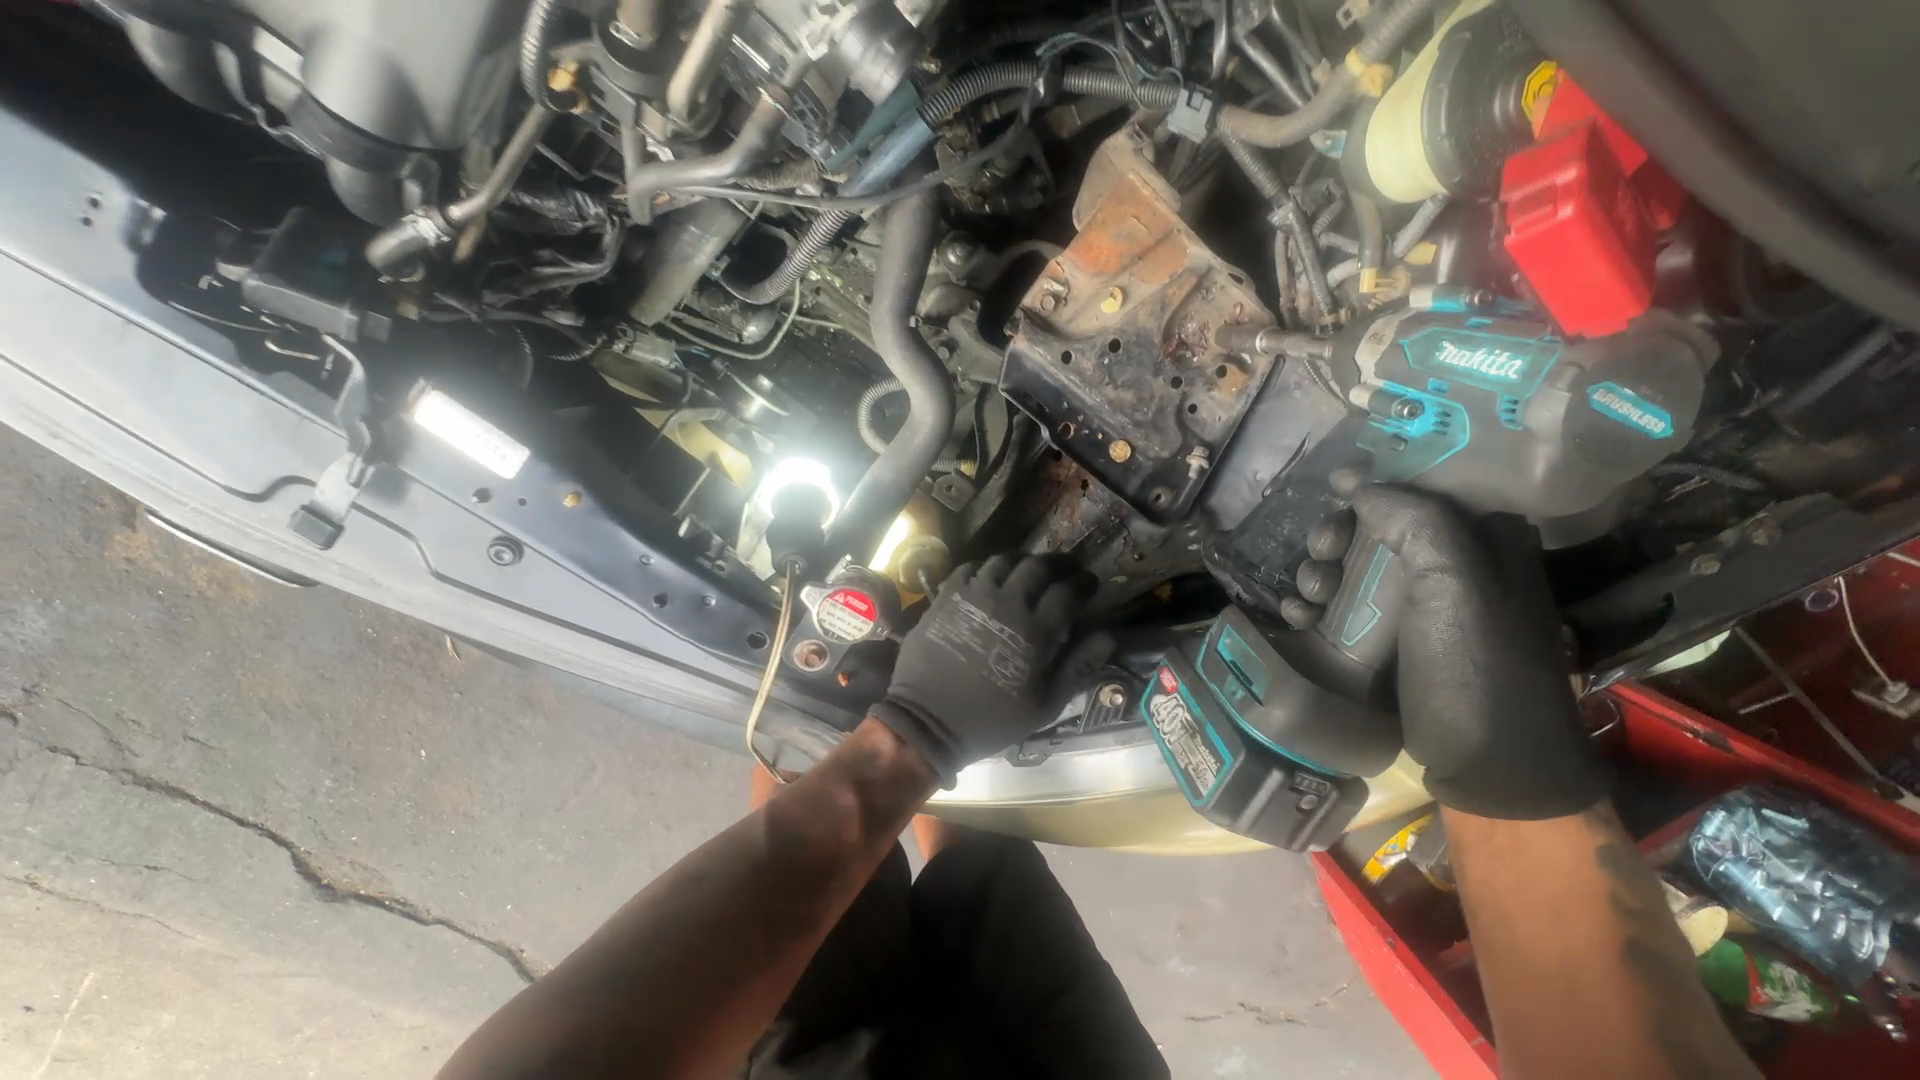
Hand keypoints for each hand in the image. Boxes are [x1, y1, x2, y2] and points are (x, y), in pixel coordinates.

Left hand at [872, 554, 1111, 785]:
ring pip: (1004, 561)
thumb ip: (1079, 666)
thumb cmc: (992, 718)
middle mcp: (1007, 603)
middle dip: (1058, 563)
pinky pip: (970, 567)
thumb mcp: (1045, 704)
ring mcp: (973, 596)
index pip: (1068, 591)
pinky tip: (992, 577)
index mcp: (1036, 631)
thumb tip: (1109, 634)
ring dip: (1022, 561)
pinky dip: (987, 567)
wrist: (929, 721)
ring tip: (1030, 570)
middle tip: (1066, 569)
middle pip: (1038, 566)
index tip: (1090, 583)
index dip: (1083, 583)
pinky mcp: (946, 597)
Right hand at [1286, 474, 1606, 818]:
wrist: (1488, 766)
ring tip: (1307, 597)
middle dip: (1339, 535)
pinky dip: (1317, 608)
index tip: (1332, 488)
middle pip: (1380, 529)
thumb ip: (1414, 519)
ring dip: (1320, 573)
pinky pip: (1347, 611)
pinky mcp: (1394, 647)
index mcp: (1486, 542)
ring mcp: (1421, 611)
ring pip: (1356, 570)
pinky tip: (1299, 617)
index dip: (1376, 483)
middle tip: (1320, 554)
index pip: (1425, 489)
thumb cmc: (1477, 666)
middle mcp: (1455, 569)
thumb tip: (1362, 489)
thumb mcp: (1456, 581)